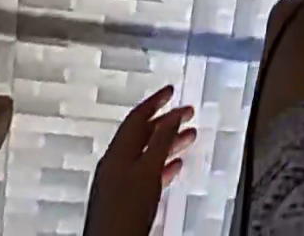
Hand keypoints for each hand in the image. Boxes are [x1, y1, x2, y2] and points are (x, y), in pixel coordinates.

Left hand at [84, 86, 196, 235]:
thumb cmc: (125, 212)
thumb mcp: (149, 170)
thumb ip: (161, 141)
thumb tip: (172, 116)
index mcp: (118, 151)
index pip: (137, 116)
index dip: (156, 100)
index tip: (170, 91)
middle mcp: (115, 163)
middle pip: (143, 134)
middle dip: (166, 121)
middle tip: (186, 112)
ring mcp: (117, 182)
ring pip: (146, 154)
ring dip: (167, 143)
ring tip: (188, 137)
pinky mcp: (123, 200)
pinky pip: (144, 174)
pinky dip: (161, 166)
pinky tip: (173, 168)